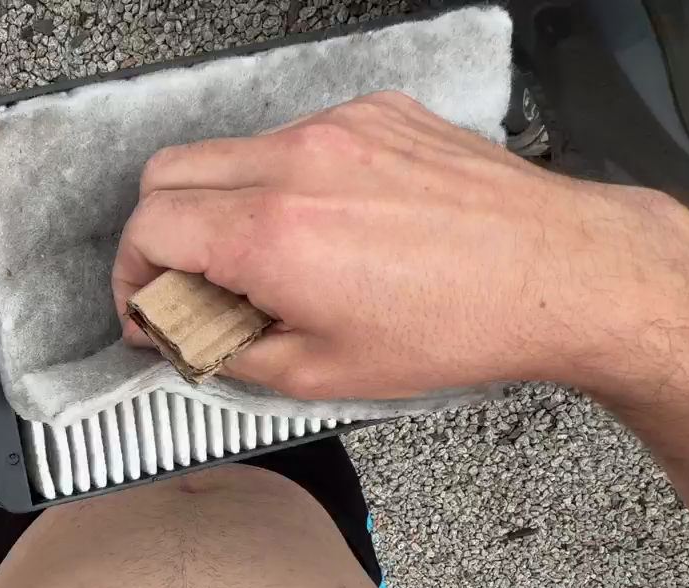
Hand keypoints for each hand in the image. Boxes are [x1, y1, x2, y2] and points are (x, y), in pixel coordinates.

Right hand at [110, 91, 688, 400]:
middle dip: (153, 235)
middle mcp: (294, 163)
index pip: (146, 226)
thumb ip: (221, 348)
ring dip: (211, 208)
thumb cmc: (444, 331)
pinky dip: (269, 184)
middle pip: (163, 173)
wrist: (558, 272)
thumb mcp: (312, 373)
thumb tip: (177, 333)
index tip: (148, 307)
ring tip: (252, 263)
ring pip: (221, 152)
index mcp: (271, 234)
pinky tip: (310, 226)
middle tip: (181, 284)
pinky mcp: (373, 114)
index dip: (129, 275)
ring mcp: (336, 127)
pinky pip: (284, 140)